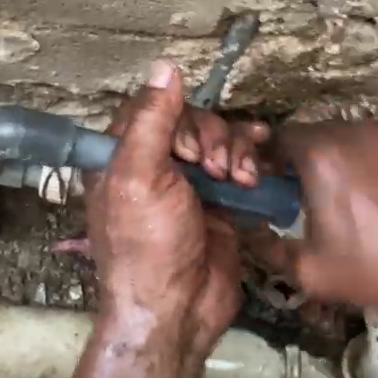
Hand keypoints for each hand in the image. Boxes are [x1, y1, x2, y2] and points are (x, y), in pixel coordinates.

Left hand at [81, 61, 248, 361]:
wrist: (178, 311)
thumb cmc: (146, 246)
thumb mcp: (139, 177)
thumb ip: (152, 120)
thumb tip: (165, 66)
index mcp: (120, 154)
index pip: (152, 106)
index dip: (177, 116)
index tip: (187, 148)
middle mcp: (153, 162)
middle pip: (191, 119)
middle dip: (211, 138)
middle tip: (213, 170)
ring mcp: (188, 182)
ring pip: (219, 138)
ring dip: (235, 150)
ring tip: (238, 180)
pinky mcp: (219, 200)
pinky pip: (238, 163)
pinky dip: (250, 159)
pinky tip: (257, 166)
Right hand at [279, 122, 377, 318]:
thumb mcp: (310, 271)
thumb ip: (269, 246)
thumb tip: (251, 231)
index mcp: (321, 154)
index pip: (281, 139)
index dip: (276, 161)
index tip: (281, 186)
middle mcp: (358, 129)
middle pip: (322, 136)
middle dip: (317, 161)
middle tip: (325, 199)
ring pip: (361, 137)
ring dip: (355, 159)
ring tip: (371, 201)